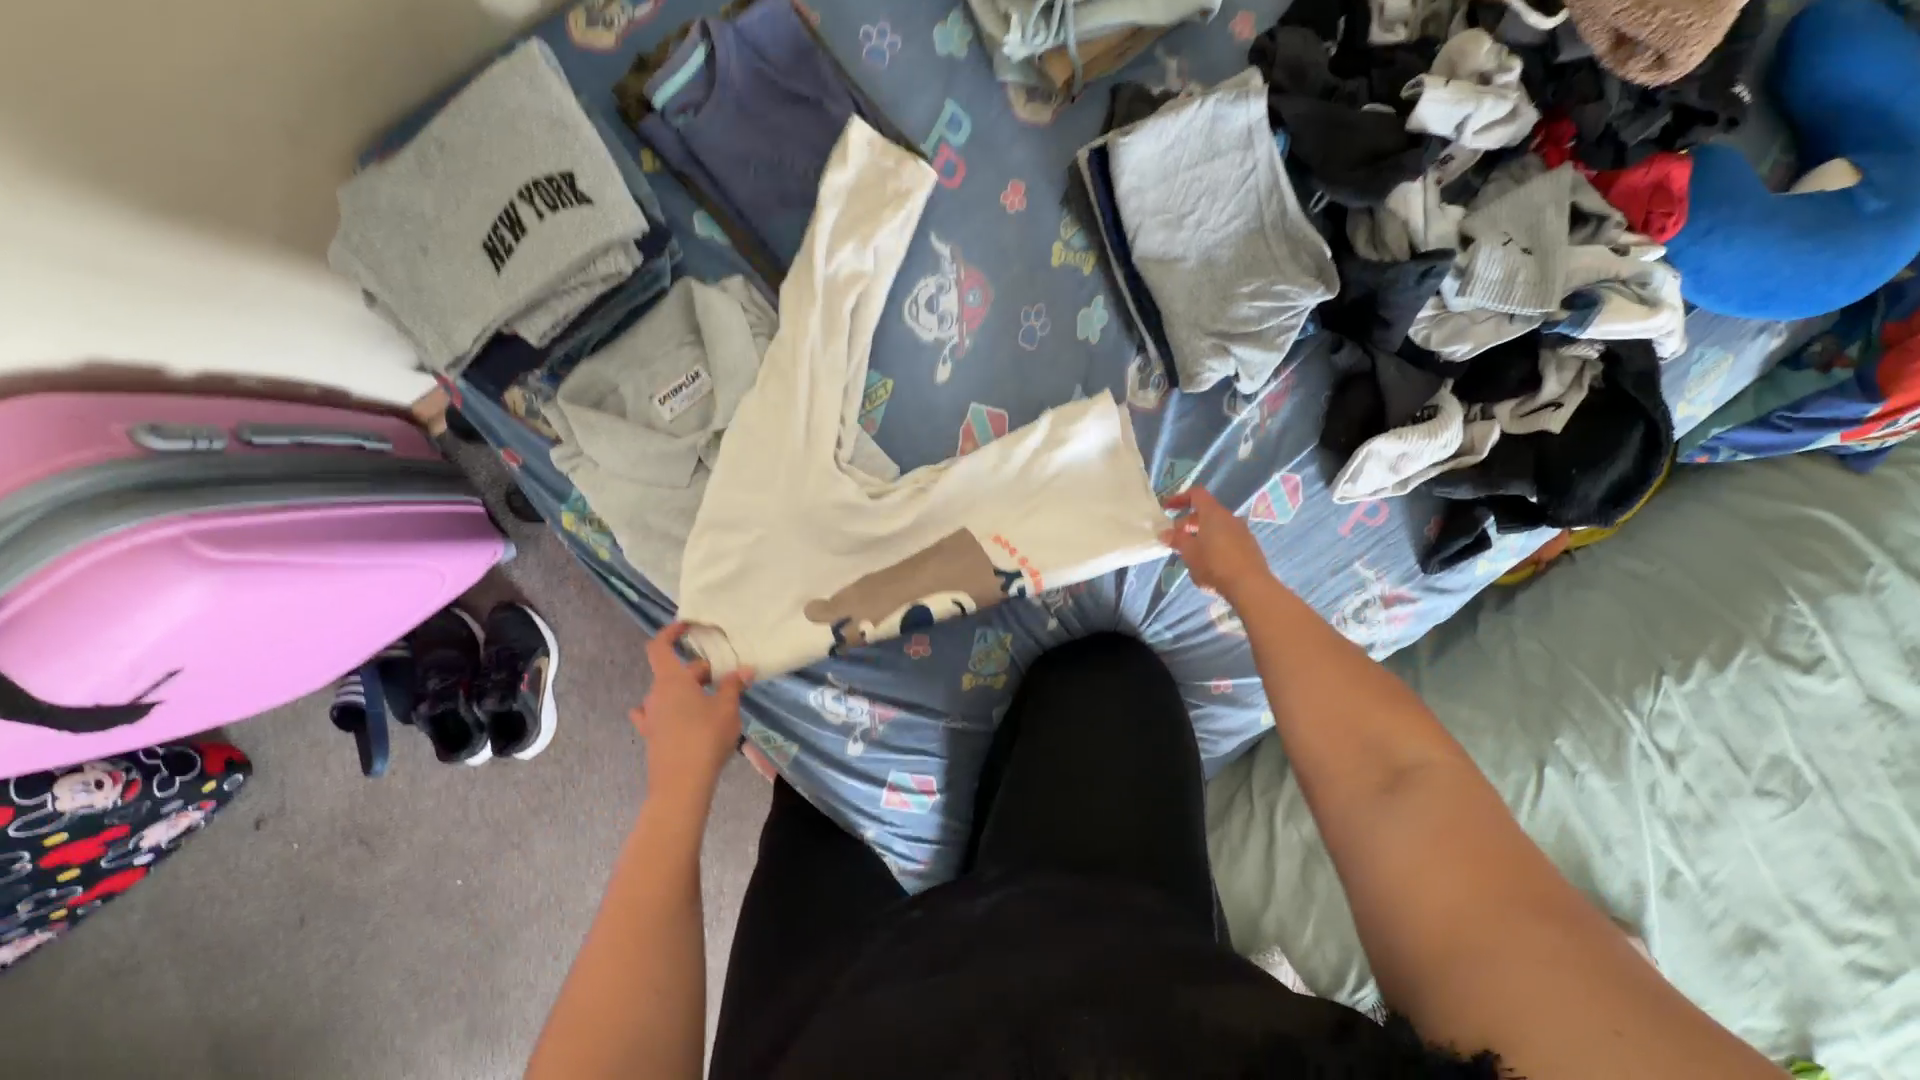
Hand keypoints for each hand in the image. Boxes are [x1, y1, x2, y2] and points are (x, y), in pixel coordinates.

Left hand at [631, 623, 752, 807]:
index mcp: (671, 681)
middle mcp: (655, 695)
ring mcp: (651, 717)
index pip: (659, 647)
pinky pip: (659, 716)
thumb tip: (745, 669)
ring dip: (687, 692)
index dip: (670, 633)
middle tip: (725, 679)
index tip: (687, 627)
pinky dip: (671, 711)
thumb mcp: (727, 709)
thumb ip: (733, 686)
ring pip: (669, 694)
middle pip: (674, 673)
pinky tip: (679, 717)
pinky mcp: (652, 737)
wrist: (681, 784)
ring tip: (711, 701)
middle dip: (698, 671)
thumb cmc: (705, 738)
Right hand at [1161, 487, 1273, 602]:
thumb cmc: (1215, 565)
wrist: (1250, 586)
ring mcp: (1242, 532)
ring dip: (1201, 535)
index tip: (1167, 508)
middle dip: (1187, 523)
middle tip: (1175, 539)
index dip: (1180, 498)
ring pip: (1216, 527)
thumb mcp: (1190, 553)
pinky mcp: (1249, 547)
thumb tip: (1165, 533)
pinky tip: (1208, 562)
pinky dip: (1214, 544)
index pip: (1196, 494)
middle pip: (1205, 512)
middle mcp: (1229, 518)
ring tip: (1190, 553)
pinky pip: (1227, 539)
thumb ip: (1177, 540)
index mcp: (1213, 513)